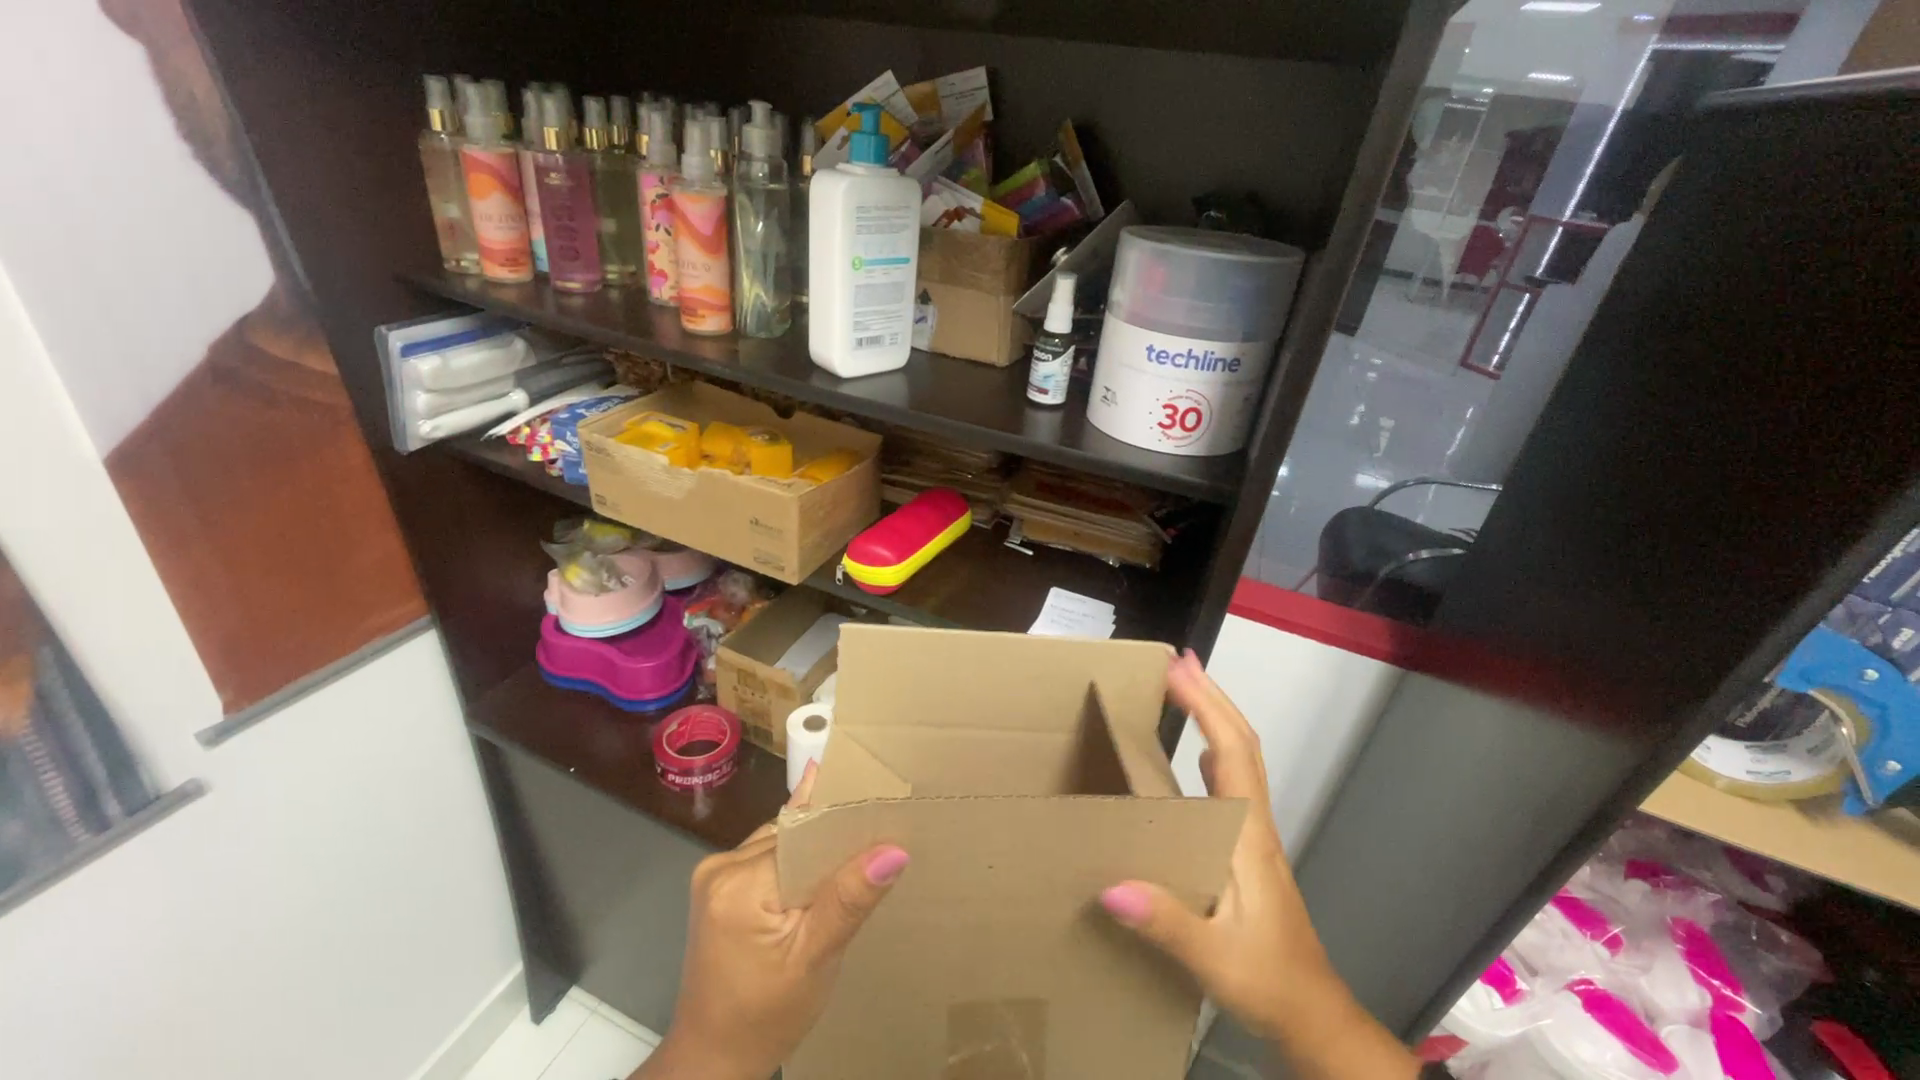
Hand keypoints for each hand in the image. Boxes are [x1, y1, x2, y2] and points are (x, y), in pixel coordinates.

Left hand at [639, 764, 908, 1079]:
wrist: (715, 1056)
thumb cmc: (767, 1015)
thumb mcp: (816, 960)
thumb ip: (848, 900)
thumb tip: (894, 850)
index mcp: (739, 882)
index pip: (804, 834)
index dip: (845, 831)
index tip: (888, 825)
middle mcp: (720, 866)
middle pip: (792, 835)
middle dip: (831, 848)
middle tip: (880, 851)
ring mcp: (714, 874)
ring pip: (782, 844)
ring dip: (813, 860)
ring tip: (850, 875)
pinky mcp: (717, 885)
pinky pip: (768, 859)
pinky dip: (794, 869)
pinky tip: (817, 887)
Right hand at [1098, 651, 1418, 1079]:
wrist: (1312, 1012)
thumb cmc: (1267, 979)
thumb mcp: (1214, 958)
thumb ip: (1166, 923)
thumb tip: (1110, 885)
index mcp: (1248, 836)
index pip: (1232, 752)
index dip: (1206, 706)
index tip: (1177, 669)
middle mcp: (1254, 825)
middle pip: (1242, 744)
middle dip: (1212, 696)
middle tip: (1177, 662)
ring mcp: (1255, 837)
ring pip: (1241, 760)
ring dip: (1215, 718)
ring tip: (1183, 693)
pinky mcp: (1250, 852)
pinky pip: (1233, 784)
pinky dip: (1215, 751)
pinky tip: (1195, 758)